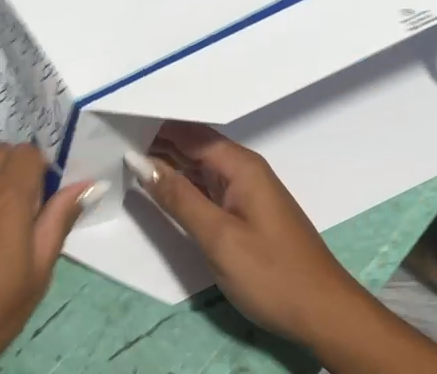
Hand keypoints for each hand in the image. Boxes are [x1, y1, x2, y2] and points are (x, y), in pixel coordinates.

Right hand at [133, 121, 358, 342]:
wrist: (326, 316)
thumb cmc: (273, 274)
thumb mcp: (218, 237)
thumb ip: (177, 197)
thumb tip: (139, 161)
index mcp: (238, 164)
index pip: (187, 130)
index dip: (152, 123)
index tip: (115, 120)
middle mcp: (242, 169)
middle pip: (191, 144)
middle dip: (154, 140)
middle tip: (109, 139)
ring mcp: (244, 191)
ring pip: (197, 165)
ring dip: (165, 162)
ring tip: (122, 157)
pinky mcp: (244, 211)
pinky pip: (205, 185)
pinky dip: (180, 183)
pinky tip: (156, 188)